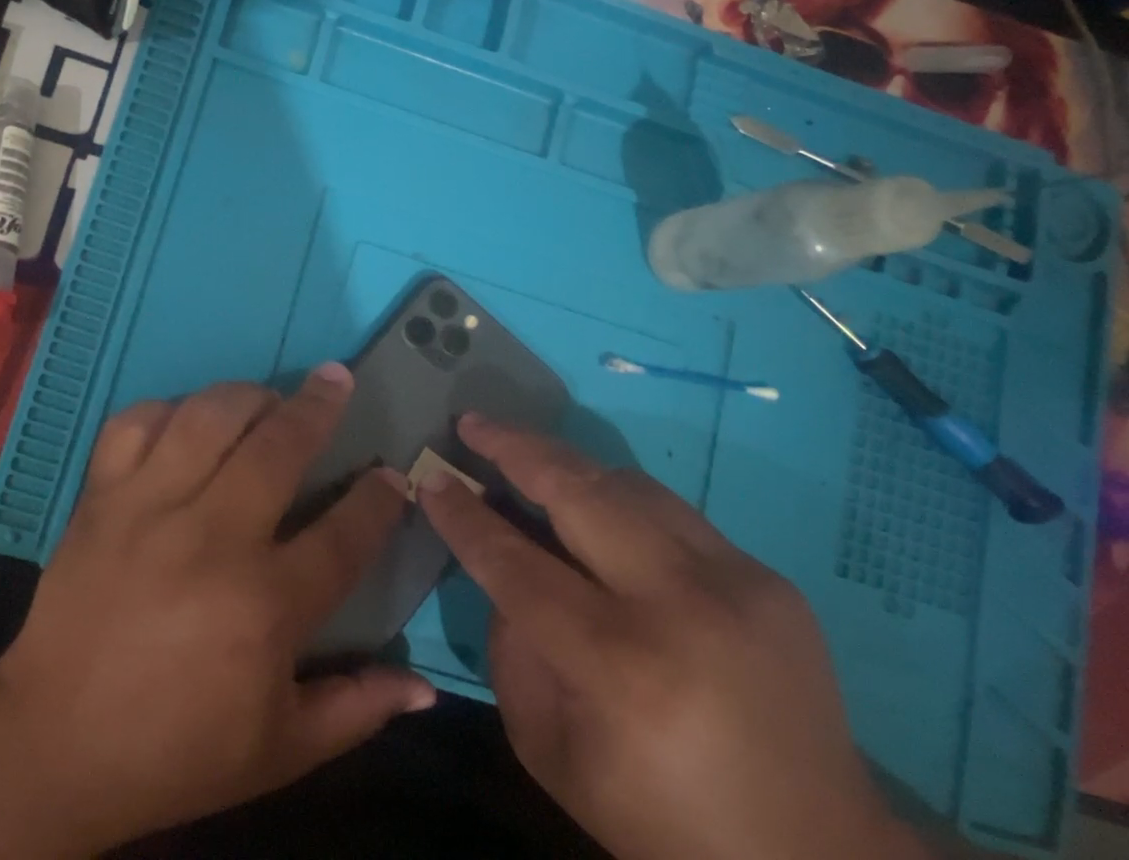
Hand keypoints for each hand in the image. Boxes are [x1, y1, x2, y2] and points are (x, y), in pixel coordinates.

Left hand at [0, 366, 435, 852]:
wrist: (55, 743)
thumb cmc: (175, 753)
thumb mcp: (282, 750)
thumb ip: (358, 707)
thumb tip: (425, 684)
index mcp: (267, 603)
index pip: (345, 532)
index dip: (378, 498)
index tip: (390, 475)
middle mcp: (212, 538)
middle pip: (278, 447)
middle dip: (318, 406)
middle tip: (336, 379)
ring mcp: (148, 509)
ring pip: (207, 418)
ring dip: (247, 394)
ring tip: (267, 396)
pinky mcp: (98, 501)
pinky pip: (132, 427)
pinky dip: (164, 410)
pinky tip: (184, 419)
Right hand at [418, 414, 927, 859]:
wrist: (810, 853)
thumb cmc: (656, 815)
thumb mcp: (547, 746)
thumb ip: (513, 648)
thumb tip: (504, 571)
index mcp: (620, 667)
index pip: (517, 564)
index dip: (465, 517)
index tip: (430, 479)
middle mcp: (684, 608)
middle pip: (584, 496)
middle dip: (517, 449)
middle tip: (473, 423)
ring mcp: (741, 586)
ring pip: (635, 489)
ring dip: (570, 467)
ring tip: (524, 453)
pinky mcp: (771, 582)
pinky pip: (676, 519)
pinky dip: (621, 506)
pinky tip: (594, 516)